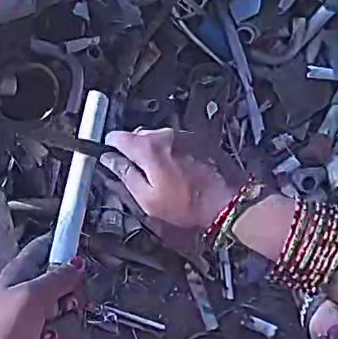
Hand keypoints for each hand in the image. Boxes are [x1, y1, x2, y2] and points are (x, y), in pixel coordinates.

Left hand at [0, 234, 84, 338]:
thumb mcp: (30, 296)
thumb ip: (58, 278)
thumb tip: (77, 264)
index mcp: (20, 276)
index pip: (45, 250)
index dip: (62, 251)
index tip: (77, 257)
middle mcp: (29, 299)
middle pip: (68, 291)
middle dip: (69, 305)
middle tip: (57, 311)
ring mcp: (36, 327)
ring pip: (72, 322)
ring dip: (62, 335)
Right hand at [101, 128, 245, 231]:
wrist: (228, 200)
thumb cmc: (187, 204)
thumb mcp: (147, 198)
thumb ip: (125, 174)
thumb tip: (109, 160)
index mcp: (148, 148)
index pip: (117, 136)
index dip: (109, 147)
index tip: (109, 156)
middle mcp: (165, 135)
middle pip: (137, 136)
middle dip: (133, 151)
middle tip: (138, 174)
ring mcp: (183, 134)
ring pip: (157, 137)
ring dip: (154, 152)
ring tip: (162, 176)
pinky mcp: (198, 138)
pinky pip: (175, 140)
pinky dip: (171, 151)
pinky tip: (178, 170)